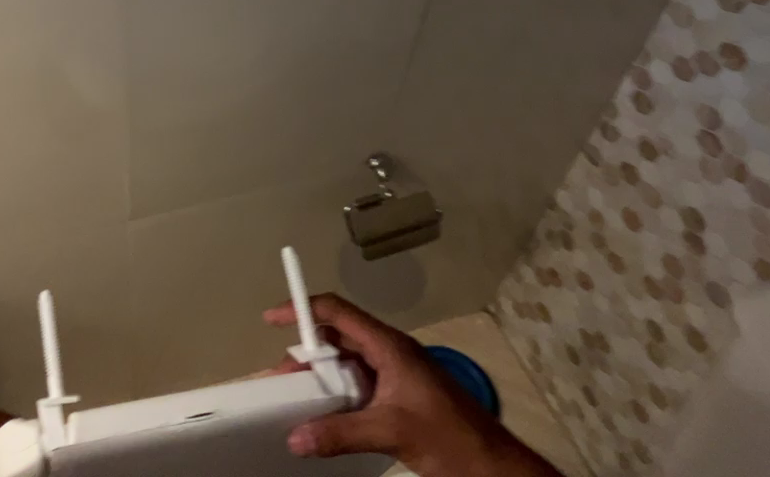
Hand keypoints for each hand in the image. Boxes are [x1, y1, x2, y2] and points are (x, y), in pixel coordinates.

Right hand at [263, 294, 561, 476]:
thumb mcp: (391, 431)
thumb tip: (295, 438)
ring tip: (300, 400)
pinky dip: (340, 396)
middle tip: (282, 377)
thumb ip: (341, 432)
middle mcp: (389, 351)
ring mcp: (397, 373)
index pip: (335, 311)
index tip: (272, 319)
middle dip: (307, 354)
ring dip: (323, 378)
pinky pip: (360, 385)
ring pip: (348, 364)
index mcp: (388, 345)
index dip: (301, 309)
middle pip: (338, 337)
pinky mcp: (401, 395)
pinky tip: (329, 416)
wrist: (497, 469)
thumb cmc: (450, 437)